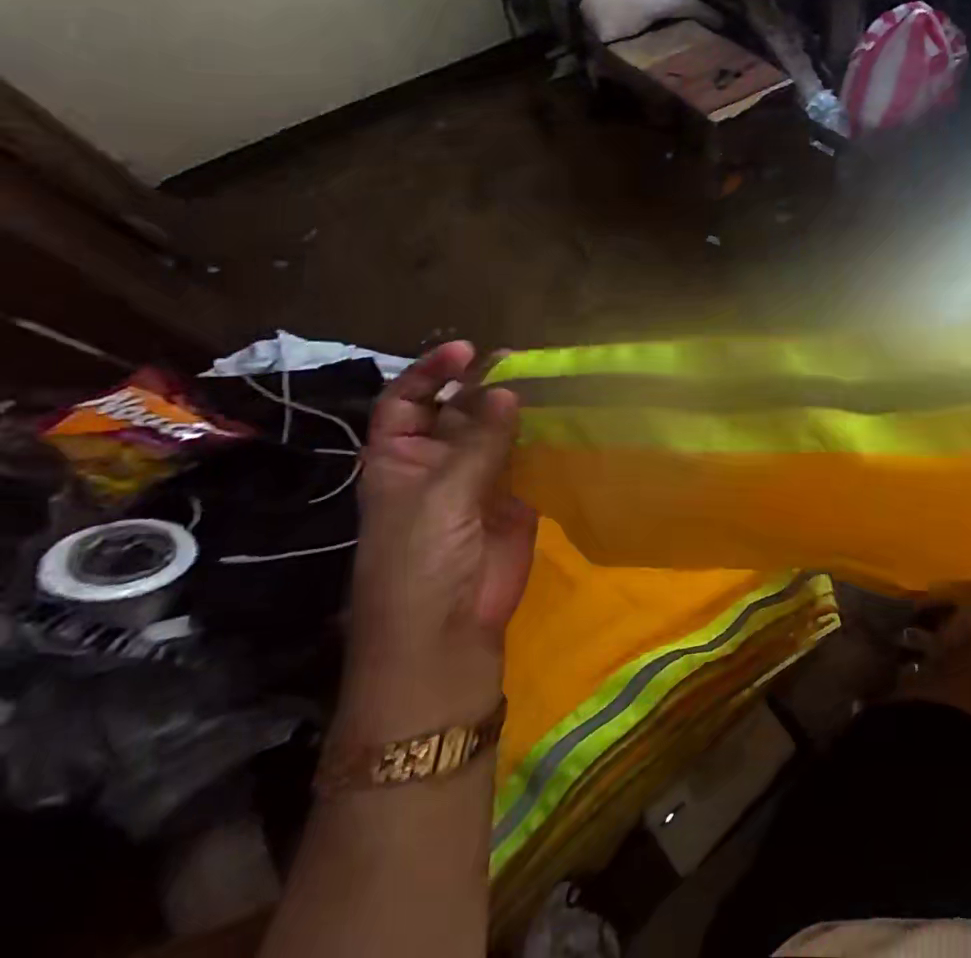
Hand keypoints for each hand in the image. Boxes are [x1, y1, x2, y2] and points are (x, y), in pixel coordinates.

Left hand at [340, 342, 537, 736]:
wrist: (449, 626)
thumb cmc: (420, 559)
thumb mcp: (441, 495)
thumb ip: (478, 444)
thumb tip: (506, 393)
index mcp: (398, 459)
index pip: (408, 402)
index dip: (431, 374)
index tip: (467, 350)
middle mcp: (437, 465)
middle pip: (459, 415)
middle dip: (484, 389)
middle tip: (525, 364)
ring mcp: (479, 485)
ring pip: (499, 439)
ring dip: (518, 415)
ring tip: (552, 386)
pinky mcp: (516, 504)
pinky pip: (529, 465)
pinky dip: (545, 445)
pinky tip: (567, 425)